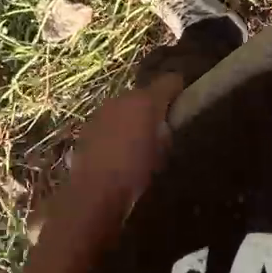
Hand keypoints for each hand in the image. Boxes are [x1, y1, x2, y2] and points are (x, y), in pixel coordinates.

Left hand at [65, 73, 184, 203]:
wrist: (94, 191)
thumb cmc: (135, 173)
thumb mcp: (162, 154)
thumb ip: (165, 132)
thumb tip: (164, 125)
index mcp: (146, 101)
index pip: (170, 81)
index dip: (178, 90)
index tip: (182, 104)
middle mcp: (124, 97)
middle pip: (145, 94)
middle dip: (153, 108)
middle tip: (159, 131)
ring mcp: (104, 108)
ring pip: (126, 106)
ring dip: (132, 117)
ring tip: (136, 142)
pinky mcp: (89, 122)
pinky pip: (110, 119)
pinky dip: (116, 127)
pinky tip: (116, 149)